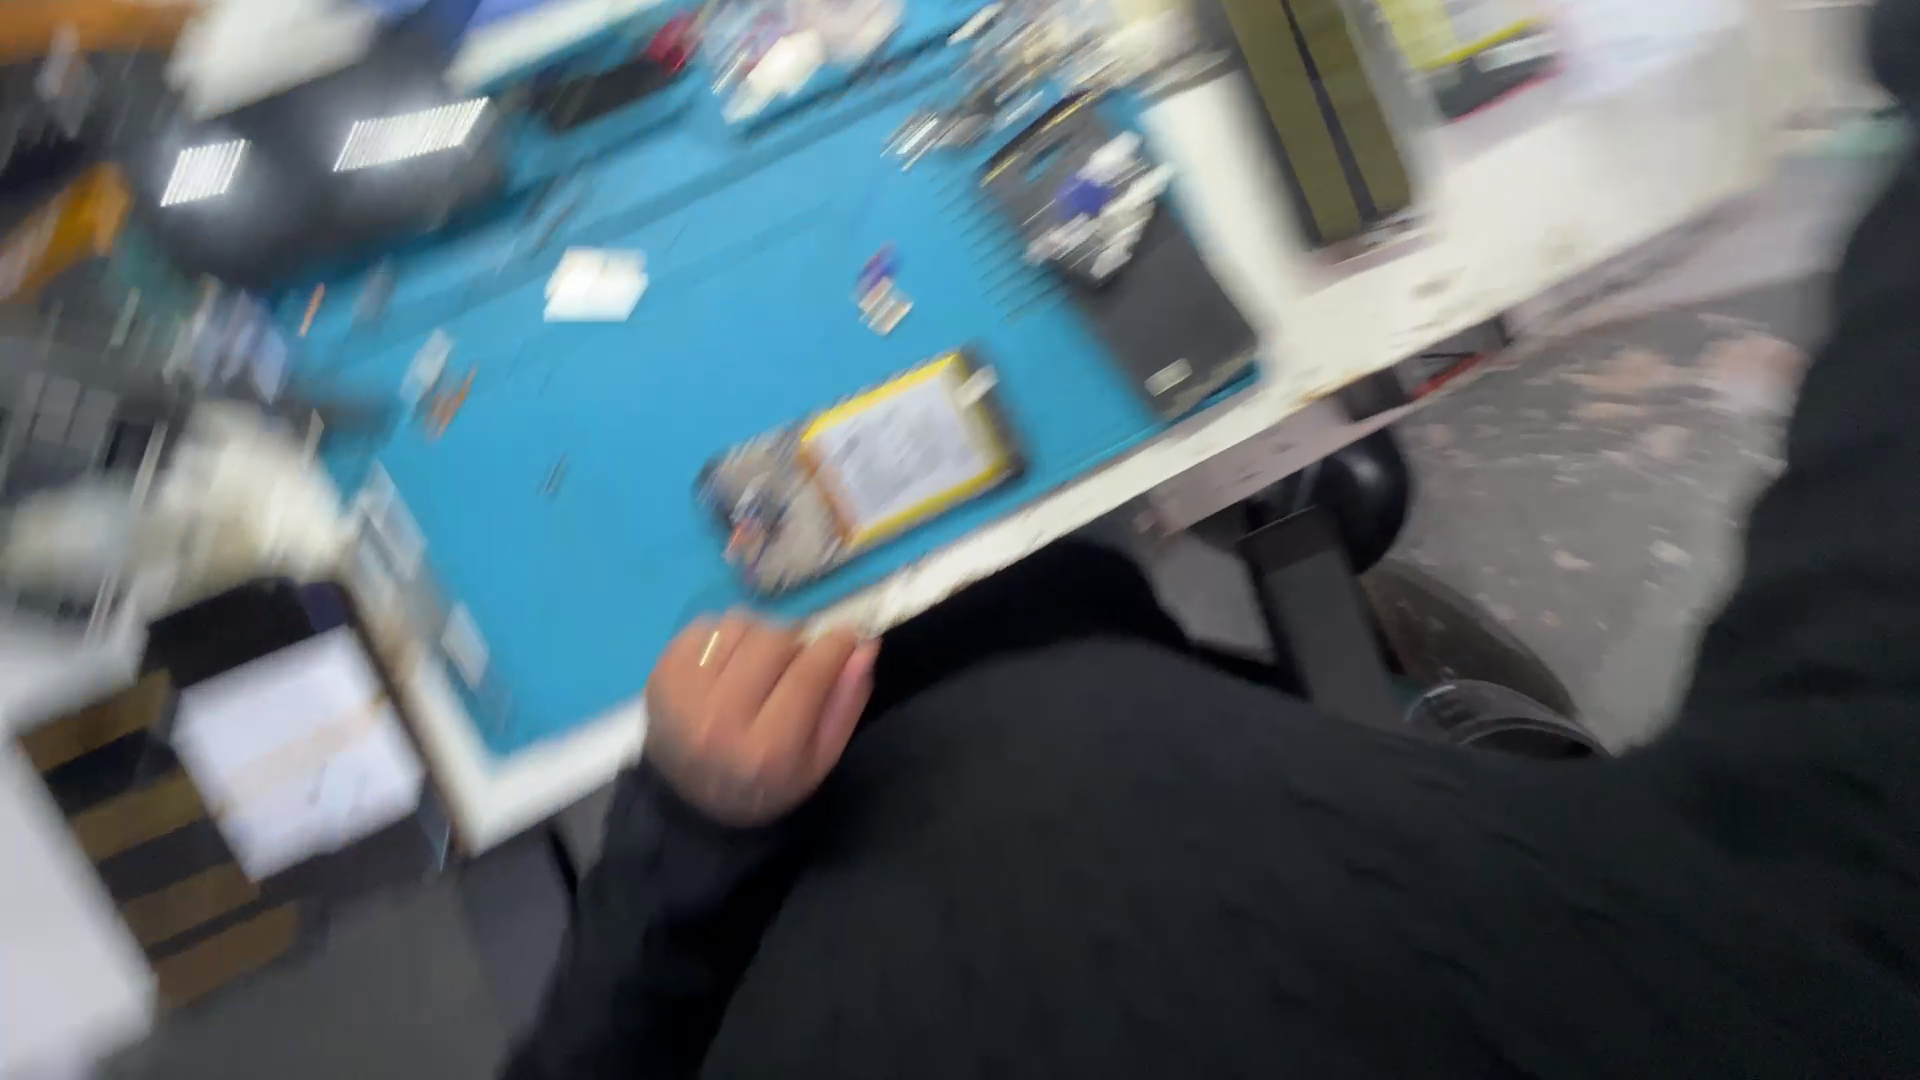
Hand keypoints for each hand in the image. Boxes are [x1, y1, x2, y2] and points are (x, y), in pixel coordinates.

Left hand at [643, 614, 878, 826]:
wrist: (689, 801)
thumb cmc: (766, 782)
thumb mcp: (820, 759)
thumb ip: (846, 703)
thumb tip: (864, 647)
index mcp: (766, 750)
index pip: (810, 672)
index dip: (836, 645)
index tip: (847, 636)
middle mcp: (719, 719)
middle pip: (775, 640)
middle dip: (797, 642)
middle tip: (798, 659)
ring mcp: (683, 694)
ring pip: (742, 625)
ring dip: (762, 635)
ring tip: (761, 664)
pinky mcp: (660, 674)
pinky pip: (708, 625)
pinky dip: (727, 635)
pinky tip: (730, 663)